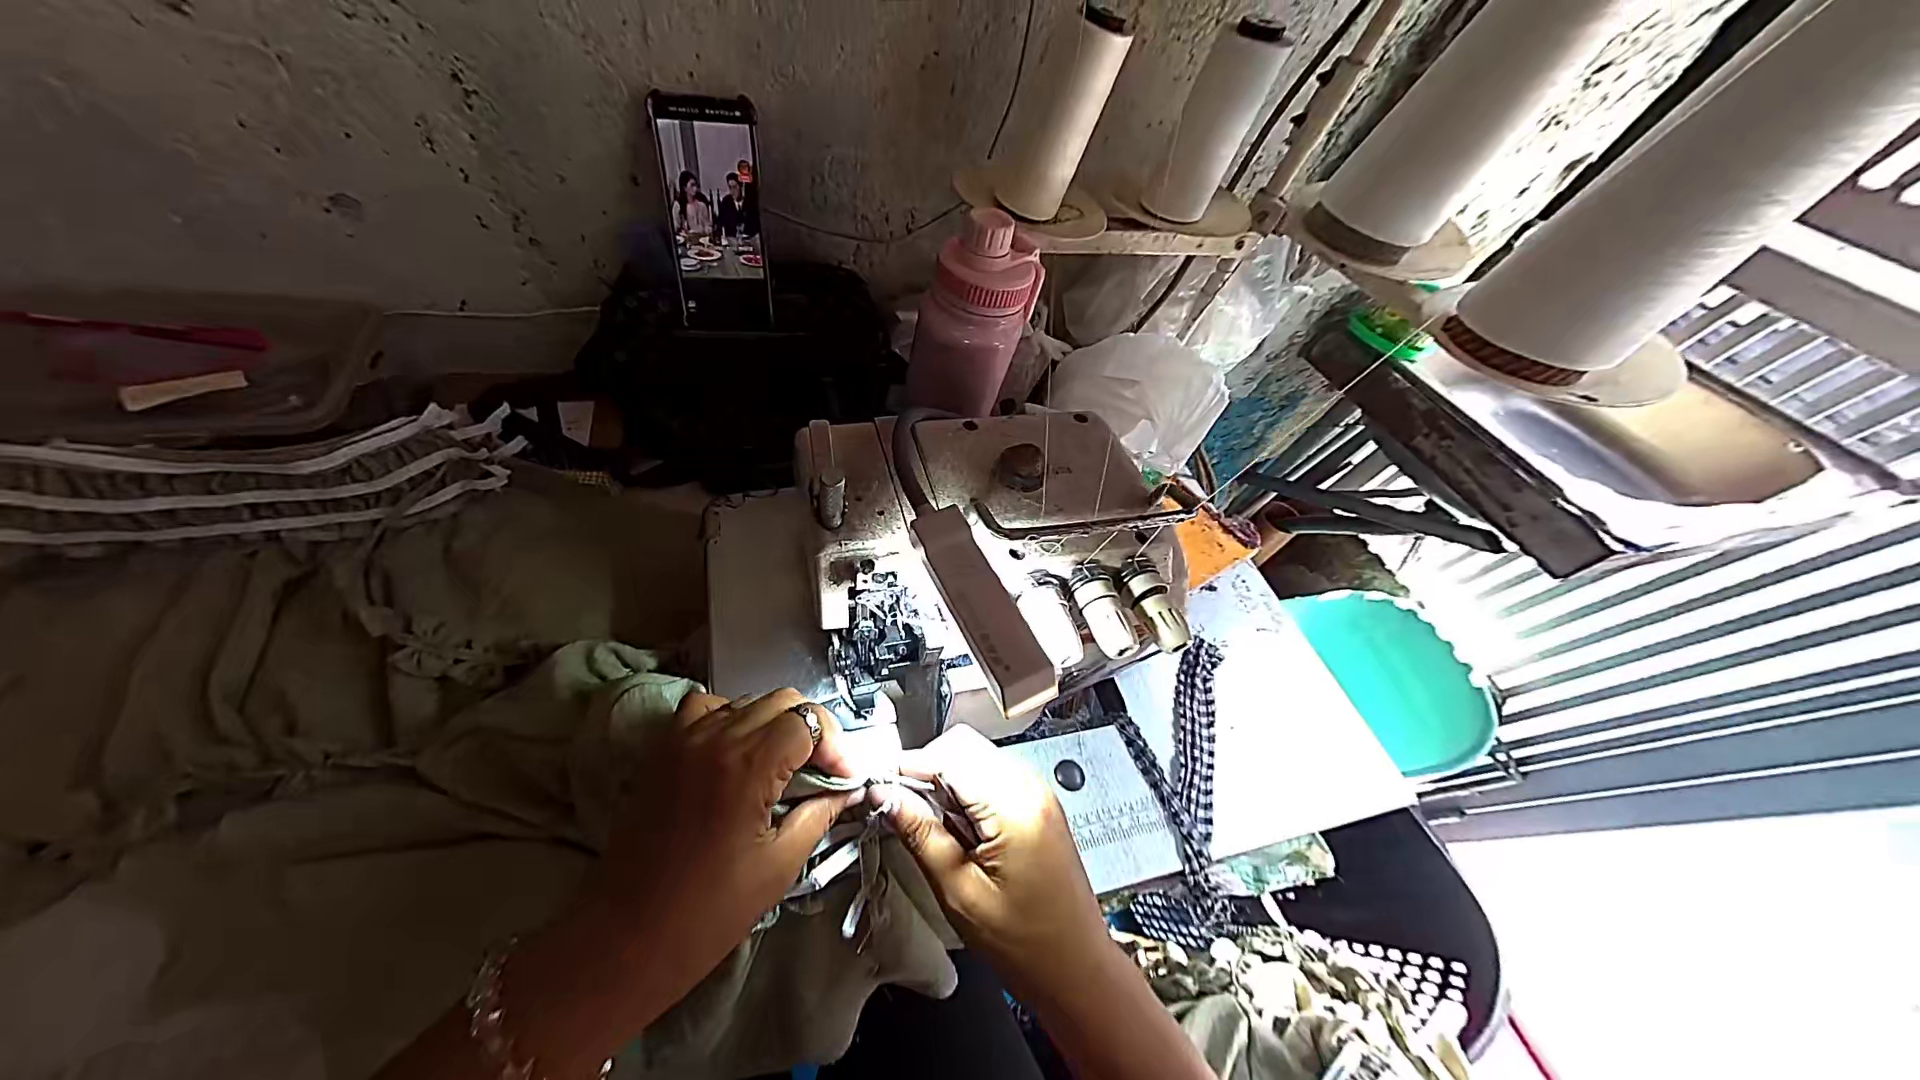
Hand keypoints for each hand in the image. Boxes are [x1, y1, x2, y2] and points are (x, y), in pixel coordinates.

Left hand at [570, 689, 859, 1001]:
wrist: (625, 939)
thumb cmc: (708, 912)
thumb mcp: (780, 864)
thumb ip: (821, 813)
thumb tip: (848, 789)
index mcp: (748, 765)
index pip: (808, 721)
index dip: (836, 746)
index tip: (845, 777)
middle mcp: (716, 738)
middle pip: (783, 700)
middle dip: (813, 729)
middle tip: (825, 769)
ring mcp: (684, 739)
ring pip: (749, 701)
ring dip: (776, 722)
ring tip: (787, 761)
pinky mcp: (663, 750)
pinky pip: (706, 707)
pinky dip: (732, 717)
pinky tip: (739, 749)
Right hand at [875, 726, 1112, 1003]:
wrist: (1075, 967)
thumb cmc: (1027, 943)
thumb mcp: (959, 892)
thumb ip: (921, 835)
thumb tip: (887, 796)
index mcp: (1014, 807)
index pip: (948, 756)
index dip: (907, 767)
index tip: (880, 786)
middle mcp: (1030, 788)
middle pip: (962, 745)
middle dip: (925, 769)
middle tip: (902, 808)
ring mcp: (1037, 792)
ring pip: (974, 755)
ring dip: (945, 780)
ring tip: (934, 826)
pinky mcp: (1036, 801)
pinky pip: (991, 773)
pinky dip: (966, 789)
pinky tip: (958, 828)